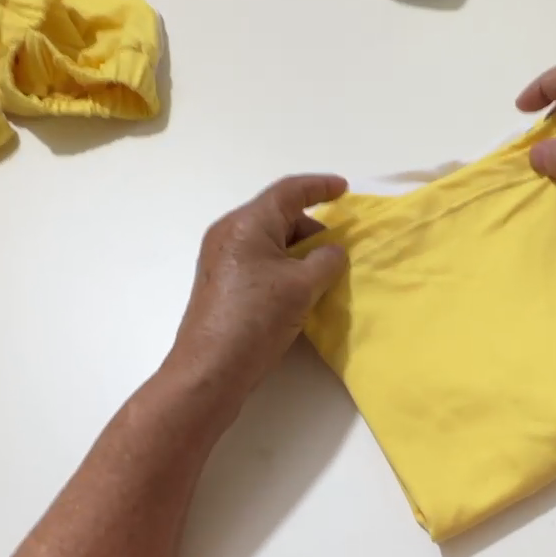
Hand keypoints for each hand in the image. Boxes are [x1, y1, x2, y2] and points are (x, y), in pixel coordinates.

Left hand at [164, 174, 349, 403]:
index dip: (320, 187)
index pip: (289, 192)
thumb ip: (326, 262)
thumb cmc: (256, 319)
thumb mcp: (301, 287)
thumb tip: (334, 252)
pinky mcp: (223, 287)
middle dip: (313, 230)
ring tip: (325, 278)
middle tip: (340, 253)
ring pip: (271, 245)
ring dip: (301, 254)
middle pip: (279, 218)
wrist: (211, 369)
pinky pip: (262, 265)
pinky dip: (286, 271)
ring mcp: (223, 261)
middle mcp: (230, 234)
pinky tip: (302, 294)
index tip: (344, 190)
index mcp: (246, 224)